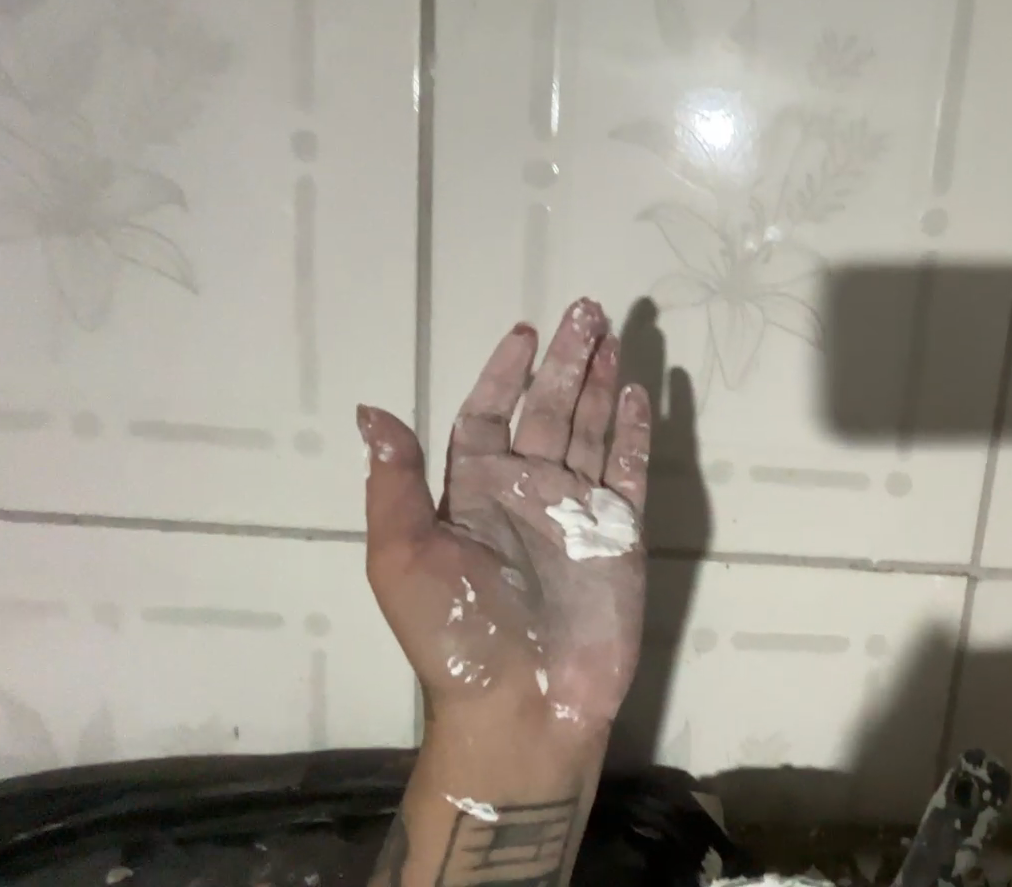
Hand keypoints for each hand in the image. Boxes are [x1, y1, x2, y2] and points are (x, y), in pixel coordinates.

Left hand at [356, 300, 650, 731]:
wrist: (526, 701)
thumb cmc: (458, 631)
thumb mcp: (404, 556)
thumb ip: (396, 482)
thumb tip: (371, 410)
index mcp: (475, 490)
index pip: (491, 412)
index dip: (505, 372)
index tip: (523, 332)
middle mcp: (529, 487)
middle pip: (550, 407)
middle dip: (568, 359)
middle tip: (588, 309)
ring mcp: (579, 505)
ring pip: (592, 427)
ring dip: (602, 381)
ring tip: (614, 335)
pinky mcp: (621, 526)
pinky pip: (630, 466)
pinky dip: (636, 430)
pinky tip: (640, 393)